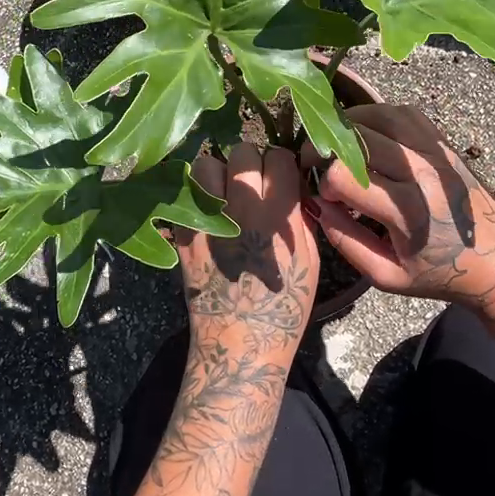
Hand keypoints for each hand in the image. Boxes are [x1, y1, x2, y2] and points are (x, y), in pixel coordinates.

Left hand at [177, 143, 318, 351]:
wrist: (239, 344)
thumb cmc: (284, 307)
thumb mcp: (311, 261)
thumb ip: (301, 217)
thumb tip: (294, 186)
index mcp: (279, 215)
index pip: (280, 158)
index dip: (281, 165)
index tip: (279, 177)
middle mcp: (243, 208)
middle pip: (243, 151)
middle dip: (250, 162)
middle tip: (251, 183)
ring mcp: (209, 219)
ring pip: (207, 164)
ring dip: (217, 174)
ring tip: (222, 194)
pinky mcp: (183, 233)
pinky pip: (184, 193)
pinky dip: (194, 196)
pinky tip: (205, 213)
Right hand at [302, 104, 494, 317]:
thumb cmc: (438, 274)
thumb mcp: (386, 276)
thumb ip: (345, 241)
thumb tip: (317, 205)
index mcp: (407, 213)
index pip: (345, 176)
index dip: (324, 184)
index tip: (327, 199)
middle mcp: (422, 174)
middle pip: (357, 138)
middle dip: (326, 148)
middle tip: (317, 164)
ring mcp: (435, 153)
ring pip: (381, 114)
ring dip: (350, 124)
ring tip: (337, 143)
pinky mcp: (443, 144)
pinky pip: (405, 113)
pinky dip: (379, 116)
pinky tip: (368, 134)